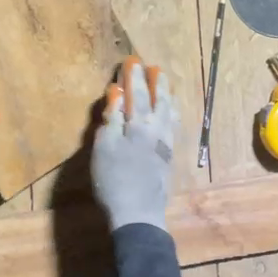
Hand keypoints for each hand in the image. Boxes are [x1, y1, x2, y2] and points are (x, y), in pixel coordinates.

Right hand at [92, 56, 175, 232]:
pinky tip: (170, 115)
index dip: (135, 78)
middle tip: (156, 69)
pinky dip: (171, 114)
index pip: (139, 94)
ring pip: (170, 113)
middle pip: (160, 101)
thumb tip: (116, 96)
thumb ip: (111, 119)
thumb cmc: (114, 180)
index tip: (133, 62)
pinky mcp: (170, 158)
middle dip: (157, 84)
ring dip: (167, 97)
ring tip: (167, 87)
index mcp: (140, 125)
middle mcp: (158, 130)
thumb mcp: (104, 147)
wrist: (139, 214)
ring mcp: (166, 144)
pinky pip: (173, 127)